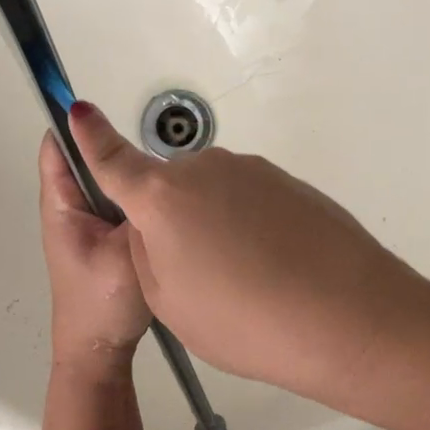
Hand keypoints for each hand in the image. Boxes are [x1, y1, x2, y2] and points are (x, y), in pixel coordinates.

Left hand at [37, 132, 152, 376]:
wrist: (100, 353)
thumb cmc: (105, 301)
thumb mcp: (128, 251)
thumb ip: (139, 209)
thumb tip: (155, 174)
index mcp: (61, 204)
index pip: (58, 146)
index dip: (76, 123)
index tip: (108, 110)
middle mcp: (68, 207)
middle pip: (86, 161)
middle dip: (114, 149)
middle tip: (155, 147)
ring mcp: (85, 224)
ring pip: (106, 184)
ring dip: (128, 176)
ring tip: (166, 172)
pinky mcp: (103, 239)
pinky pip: (117, 205)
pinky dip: (134, 199)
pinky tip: (162, 204)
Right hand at [67, 101, 429, 398]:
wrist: (353, 318)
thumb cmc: (244, 321)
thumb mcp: (169, 302)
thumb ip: (147, 252)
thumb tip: (157, 224)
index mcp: (163, 197)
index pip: (113, 160)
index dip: (90, 137)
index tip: (75, 108)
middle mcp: (204, 169)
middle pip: (168, 187)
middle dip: (170, 221)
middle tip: (198, 278)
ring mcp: (252, 171)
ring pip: (211, 195)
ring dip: (215, 226)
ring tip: (247, 282)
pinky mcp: (289, 181)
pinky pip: (250, 200)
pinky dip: (251, 227)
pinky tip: (277, 270)